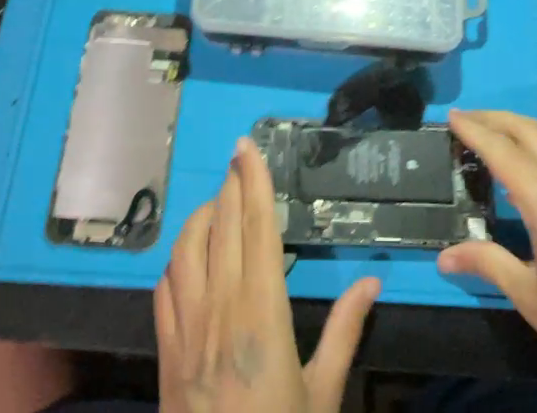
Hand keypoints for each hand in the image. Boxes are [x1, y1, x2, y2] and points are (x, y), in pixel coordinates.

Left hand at [156, 138, 380, 412]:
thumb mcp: (323, 393)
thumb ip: (344, 332)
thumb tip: (373, 283)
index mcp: (262, 314)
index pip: (256, 230)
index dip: (252, 184)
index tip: (249, 148)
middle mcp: (219, 308)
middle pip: (220, 229)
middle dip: (229, 187)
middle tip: (240, 157)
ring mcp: (185, 327)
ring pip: (186, 250)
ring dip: (201, 216)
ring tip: (218, 201)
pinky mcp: (165, 349)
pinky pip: (163, 287)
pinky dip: (176, 259)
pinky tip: (188, 255)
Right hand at [437, 110, 536, 412]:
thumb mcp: (530, 298)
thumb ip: (487, 264)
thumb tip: (445, 257)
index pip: (506, 154)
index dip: (476, 131)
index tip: (452, 115)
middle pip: (534, 134)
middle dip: (498, 119)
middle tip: (466, 118)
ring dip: (524, 129)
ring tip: (494, 135)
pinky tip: (532, 171)